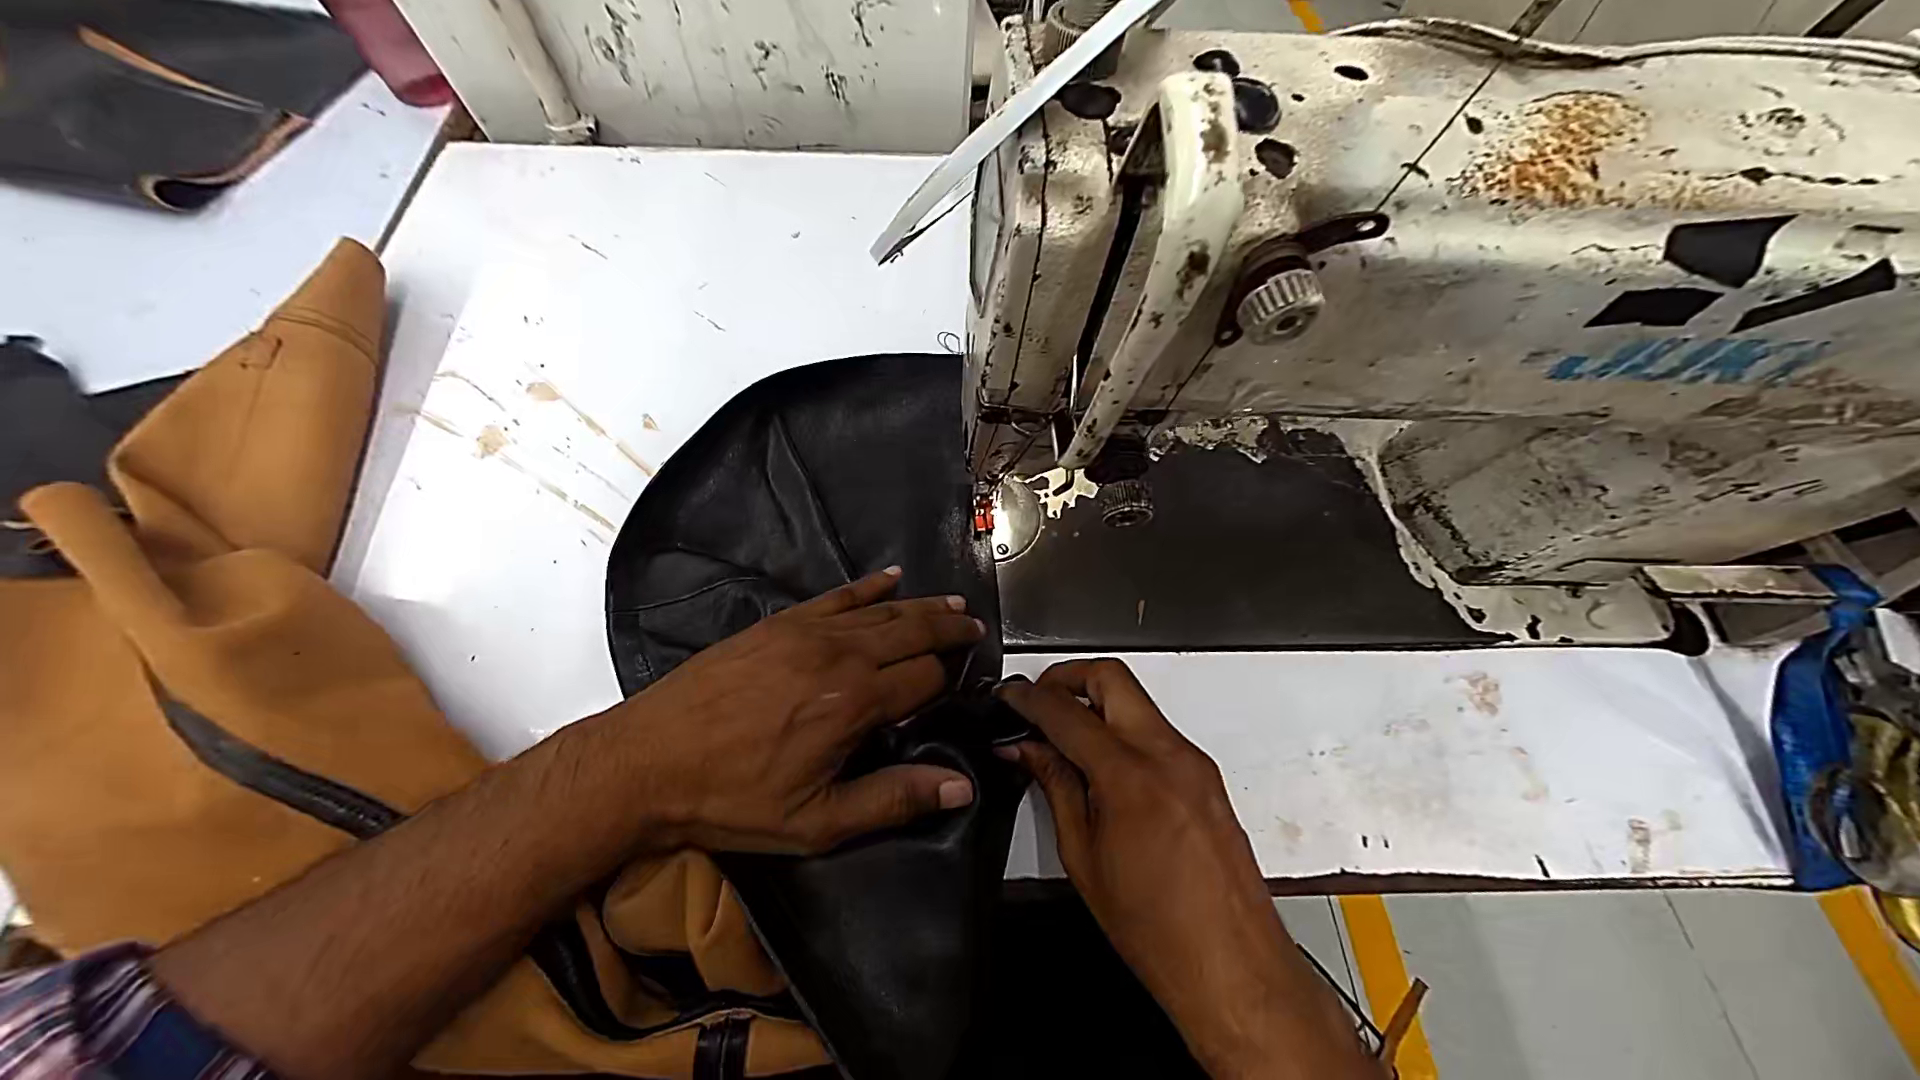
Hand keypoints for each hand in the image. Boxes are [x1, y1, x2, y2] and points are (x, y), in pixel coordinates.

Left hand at [589, 566, 984, 854]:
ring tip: (950, 605)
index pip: (925, 679)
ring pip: (882, 611)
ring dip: (920, 607)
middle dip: (948, 631)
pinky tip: (889, 578)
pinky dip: (868, 587)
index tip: (966, 679)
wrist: (646, 761)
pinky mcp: (779, 624)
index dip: (951, 678)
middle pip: (912, 633)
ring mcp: (807, 633)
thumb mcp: (816, 821)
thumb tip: (958, 787)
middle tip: (973, 628)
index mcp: (854, 703)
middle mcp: (839, 657)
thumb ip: (892, 799)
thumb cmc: (728, 797)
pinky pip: (836, 597)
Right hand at [1000, 660, 1378, 1079]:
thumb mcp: (1083, 856)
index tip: (1011, 697)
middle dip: (1066, 676)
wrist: (1232, 969)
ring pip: (1135, 698)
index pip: (1067, 711)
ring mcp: (1194, 762)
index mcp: (1131, 778)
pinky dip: (1121, 728)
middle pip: (1111, 676)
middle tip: (1038, 699)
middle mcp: (1170, 758)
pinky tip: (1099, 759)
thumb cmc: (1164, 932)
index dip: (1028, 697)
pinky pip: (1155, 728)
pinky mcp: (1206, 775)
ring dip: (1095, 702)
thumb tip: (1029, 751)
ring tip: (1063, 735)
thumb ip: (1055, 785)